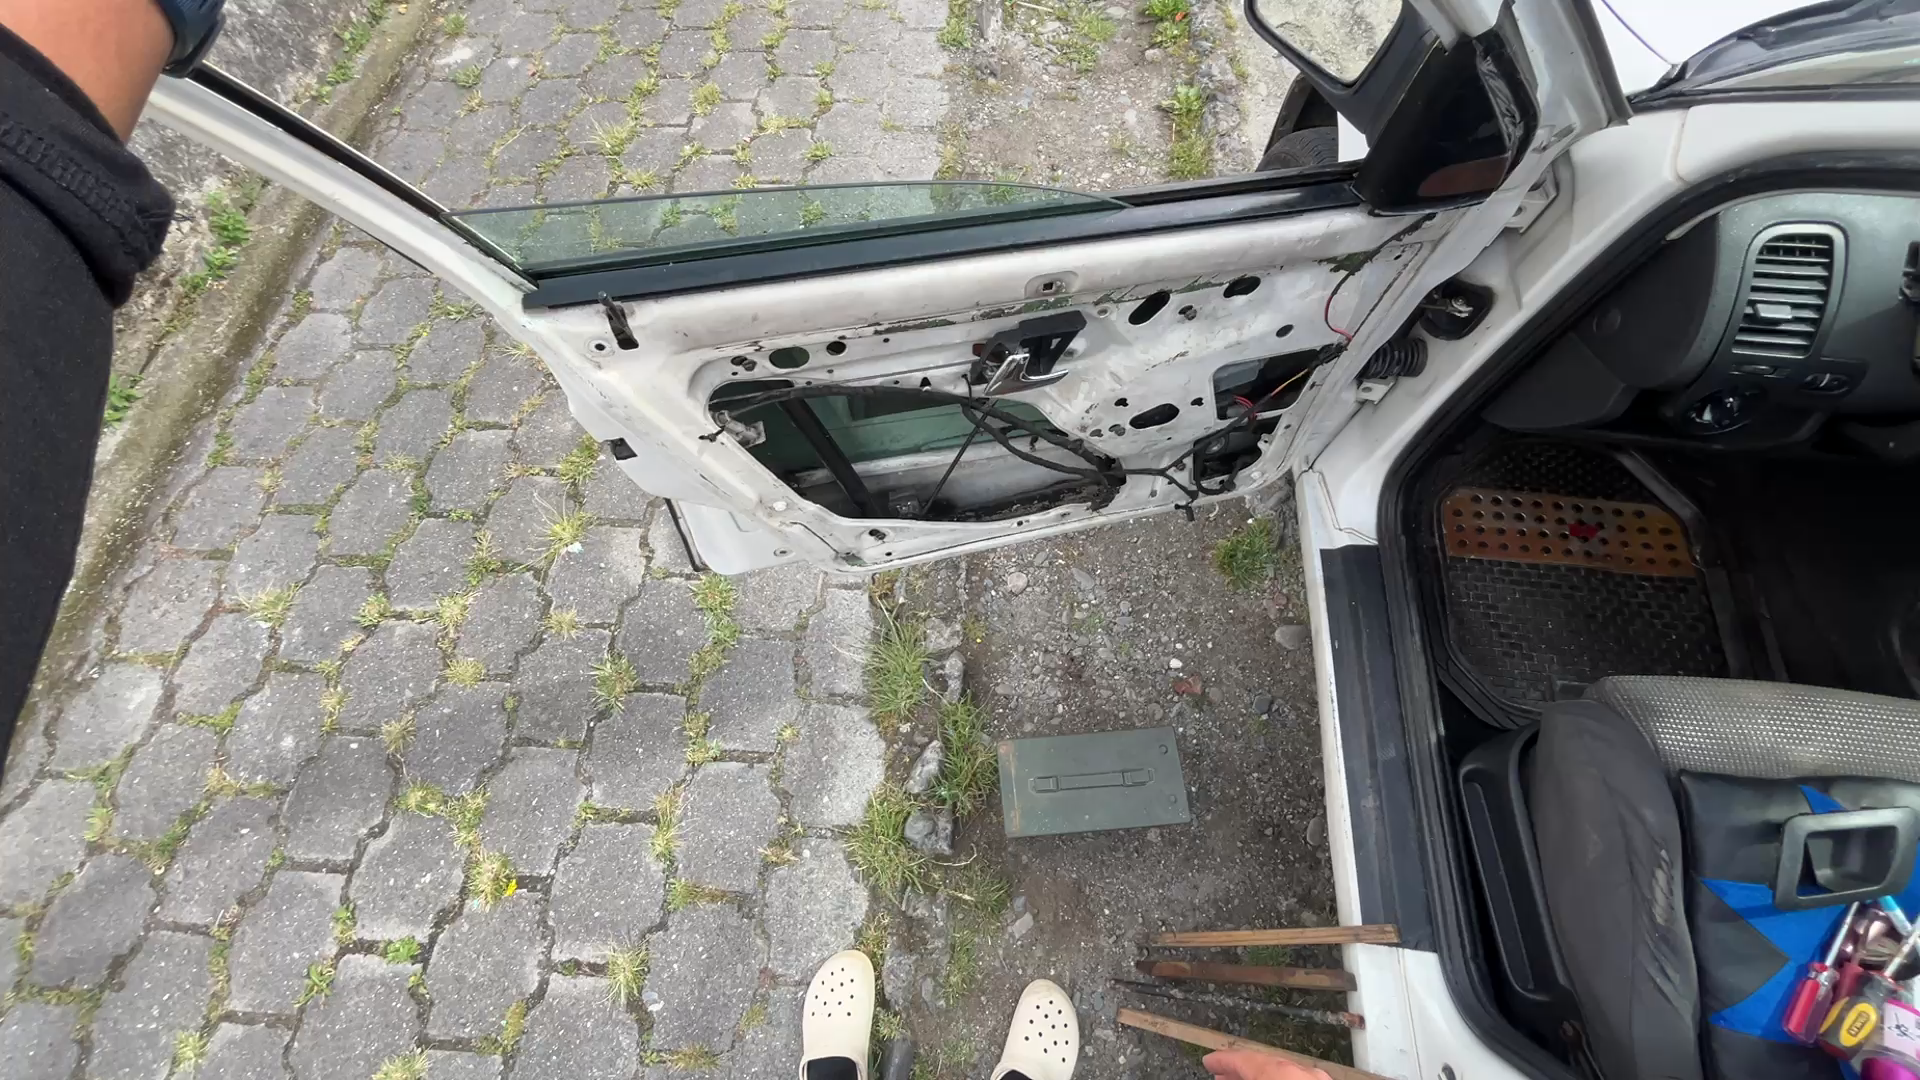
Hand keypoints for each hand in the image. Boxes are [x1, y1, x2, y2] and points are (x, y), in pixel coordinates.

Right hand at [1202, 1048, 1332, 1079]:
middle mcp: (1302, 1070)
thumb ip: (1236, 1077)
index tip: (1208, 1062)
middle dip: (1241, 1069)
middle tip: (1222, 1075)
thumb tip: (1224, 1075)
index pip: (1243, 1058)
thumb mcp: (1256, 1079)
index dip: (1222, 1059)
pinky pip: (1298, 1079)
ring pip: (1284, 1071)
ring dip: (1260, 1075)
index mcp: (1279, 1071)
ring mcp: (1319, 1079)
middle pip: (1264, 1063)